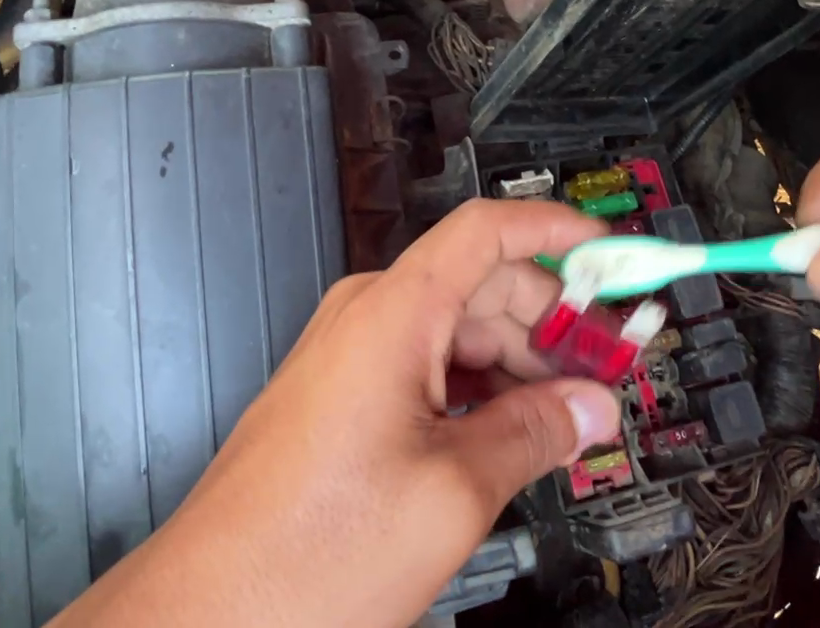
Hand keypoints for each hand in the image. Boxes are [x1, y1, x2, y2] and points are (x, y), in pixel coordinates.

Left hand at [53, 200, 620, 627]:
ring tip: (573, 415)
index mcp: (393, 314)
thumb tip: (588, 406)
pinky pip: (432, 366)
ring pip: (461, 332)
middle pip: (485, 286)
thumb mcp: (452, 492)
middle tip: (610, 371)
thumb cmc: (303, 552)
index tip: (607, 252)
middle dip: (554, 324)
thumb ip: (534, 434)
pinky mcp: (349, 392)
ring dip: (522, 365)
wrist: (209, 612)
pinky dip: (482, 390)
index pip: (486, 232)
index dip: (554, 231)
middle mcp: (370, 318)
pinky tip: (518, 432)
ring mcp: (355, 354)